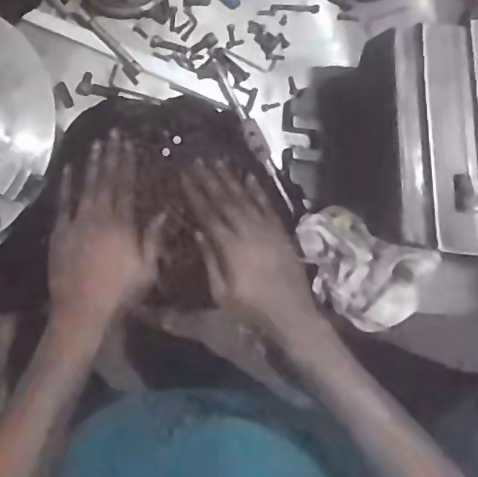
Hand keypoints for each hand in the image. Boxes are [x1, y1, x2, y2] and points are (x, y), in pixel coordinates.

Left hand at [49, 133, 164, 331]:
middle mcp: (99, 216)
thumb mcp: (146, 269)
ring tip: (95, 143)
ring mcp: (77, 222)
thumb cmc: (119, 294)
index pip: (126, 185)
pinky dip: (66, 184)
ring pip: (86, 185)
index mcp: (122, 224)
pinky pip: (63, 202)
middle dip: (110, 155)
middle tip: (113, 133)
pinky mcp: (60, 231)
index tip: (129, 144)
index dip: (128, 163)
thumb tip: (162, 211)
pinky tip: (68, 169)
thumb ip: (153, 238)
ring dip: (91, 163)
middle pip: (106, 179)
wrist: (81, 310)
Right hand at [180, 160, 320, 340]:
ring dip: (230, 178)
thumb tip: (198, 231)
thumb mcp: (222, 294)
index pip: (208, 213)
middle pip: (225, 200)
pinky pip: (267, 205)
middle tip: (196, 161)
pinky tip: (249, 176)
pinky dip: (257, 189)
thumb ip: (209, 261)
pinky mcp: (280, 231)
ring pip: (245, 197)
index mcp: (230, 247)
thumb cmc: (252, 310)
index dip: (195, 193)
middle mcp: (248, 231)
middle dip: (209, 179)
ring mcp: (266, 229)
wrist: (293, 315)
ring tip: (217, 161)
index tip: (183, 176)